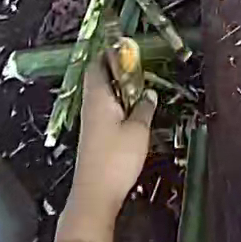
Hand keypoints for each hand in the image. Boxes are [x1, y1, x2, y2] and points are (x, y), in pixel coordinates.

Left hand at [68, 58, 154, 221]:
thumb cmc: (116, 158)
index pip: (97, 65)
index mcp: (98, 97)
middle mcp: (91, 105)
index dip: (108, 53)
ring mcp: (91, 121)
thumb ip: (144, 108)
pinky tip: (133, 108)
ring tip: (140, 83)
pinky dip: (117, 102)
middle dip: (115, 68)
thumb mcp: (138, 130)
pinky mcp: (94, 135)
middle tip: (137, 64)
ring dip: (118, 86)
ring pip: (102, 94)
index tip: (125, 46)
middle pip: (98, 78)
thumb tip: (150, 93)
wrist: (95, 195)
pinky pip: (104, 109)